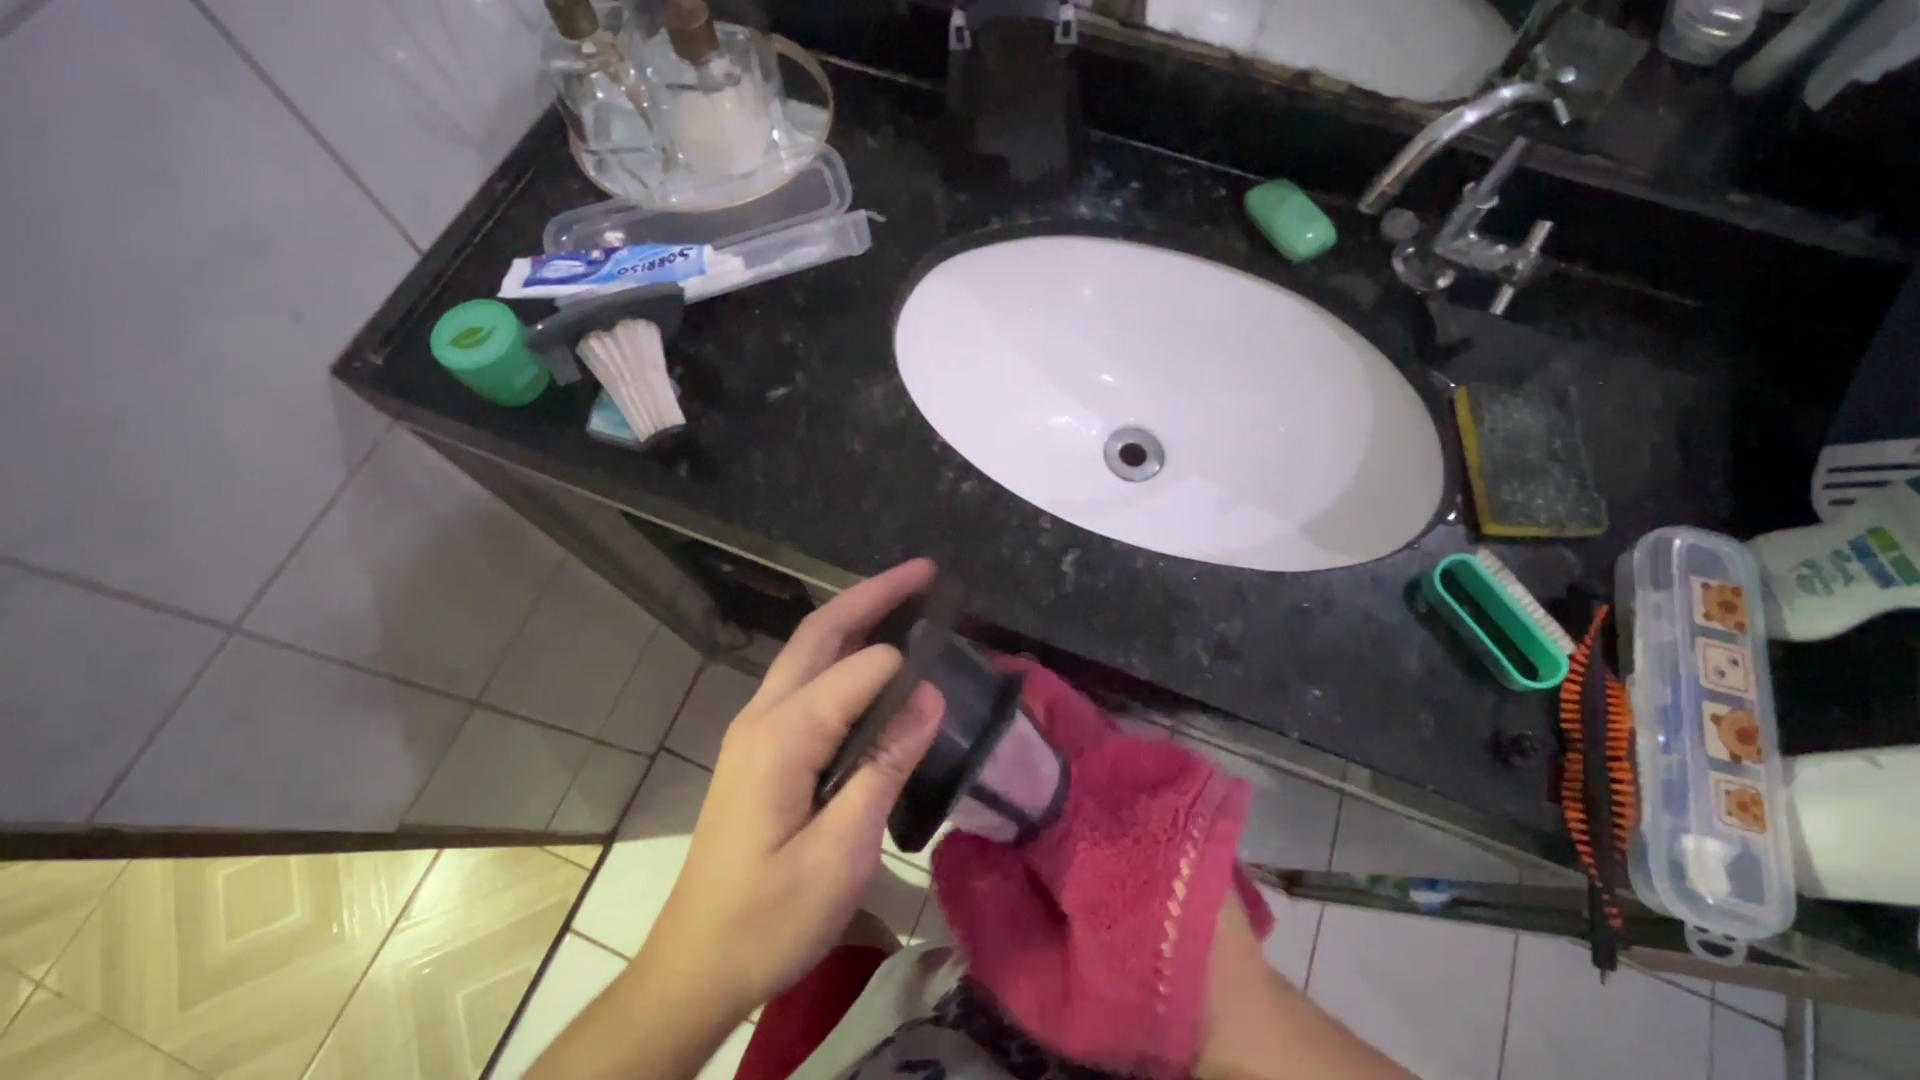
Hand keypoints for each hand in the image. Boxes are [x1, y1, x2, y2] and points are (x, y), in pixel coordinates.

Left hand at [644, 558, 945, 1017]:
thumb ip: (884, 766)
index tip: (951, 666)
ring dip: (855, 620)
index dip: (905, 663)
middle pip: (819, 634)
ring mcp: (755, 732)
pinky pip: (804, 683)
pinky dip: (842, 657)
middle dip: (871, 595)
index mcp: (781, 736)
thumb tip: (927, 694)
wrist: (698, 964)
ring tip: (905, 601)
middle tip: (926, 572)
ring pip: (807, 654)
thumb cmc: (770, 919)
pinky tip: (872, 666)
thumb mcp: (840, 852)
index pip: (857, 669)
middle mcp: (762, 717)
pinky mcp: (760, 752)